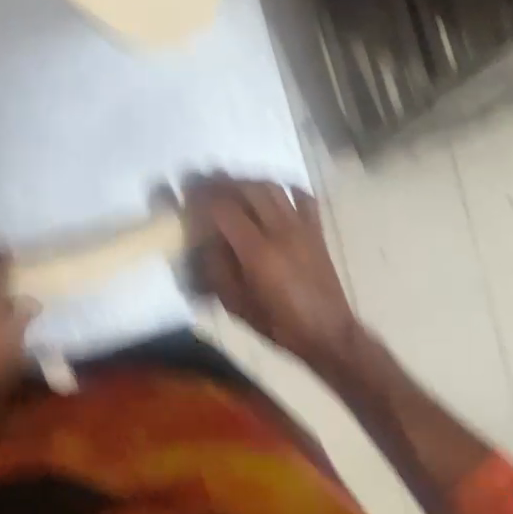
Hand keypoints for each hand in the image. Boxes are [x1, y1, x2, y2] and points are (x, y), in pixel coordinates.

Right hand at [185, 176, 360, 369]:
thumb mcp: (236, 304)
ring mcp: (301, 227)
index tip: (185, 193)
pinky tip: (272, 192)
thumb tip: (202, 242)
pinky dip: (284, 188)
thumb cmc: (278, 323)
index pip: (223, 209)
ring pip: (272, 187)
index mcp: (256, 251)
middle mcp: (279, 231)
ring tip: (230, 184)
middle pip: (247, 189)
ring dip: (247, 181)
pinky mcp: (316, 230)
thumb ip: (216, 269)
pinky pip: (301, 197)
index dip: (201, 198)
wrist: (328, 332)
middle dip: (220, 181)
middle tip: (201, 181)